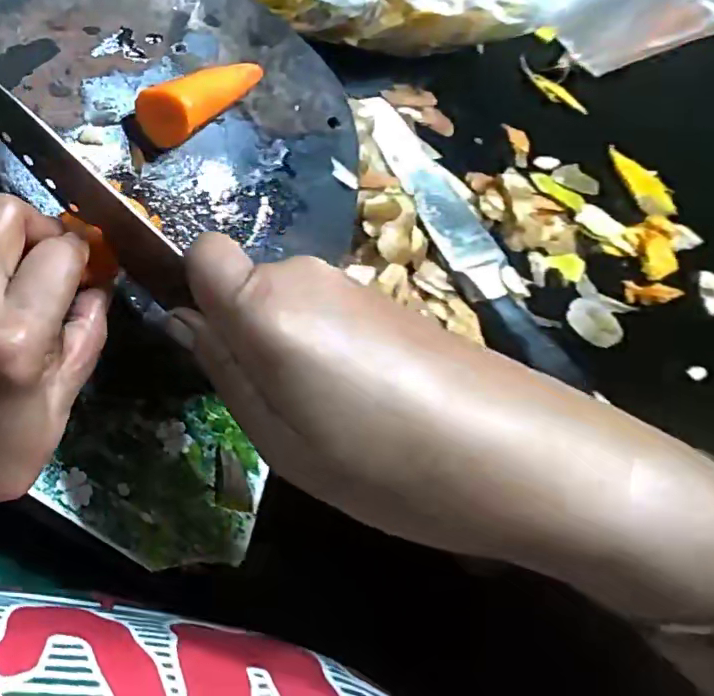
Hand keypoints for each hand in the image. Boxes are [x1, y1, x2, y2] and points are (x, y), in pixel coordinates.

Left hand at [0, 192, 109, 511]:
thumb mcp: (60, 405)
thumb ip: (87, 335)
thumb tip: (98, 283)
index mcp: (15, 335)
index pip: (60, 252)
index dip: (83, 256)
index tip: (86, 274)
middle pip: (9, 211)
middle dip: (43, 225)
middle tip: (51, 259)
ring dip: (9, 221)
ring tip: (22, 258)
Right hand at [170, 232, 713, 622]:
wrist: (530, 458)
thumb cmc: (384, 463)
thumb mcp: (279, 439)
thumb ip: (222, 369)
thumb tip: (184, 319)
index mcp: (266, 304)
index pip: (201, 252)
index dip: (195, 290)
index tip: (214, 342)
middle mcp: (302, 273)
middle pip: (243, 282)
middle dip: (242, 330)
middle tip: (276, 403)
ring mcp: (349, 281)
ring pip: (284, 299)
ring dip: (287, 344)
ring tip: (329, 412)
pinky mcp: (386, 296)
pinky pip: (323, 309)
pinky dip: (324, 345)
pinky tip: (368, 399)